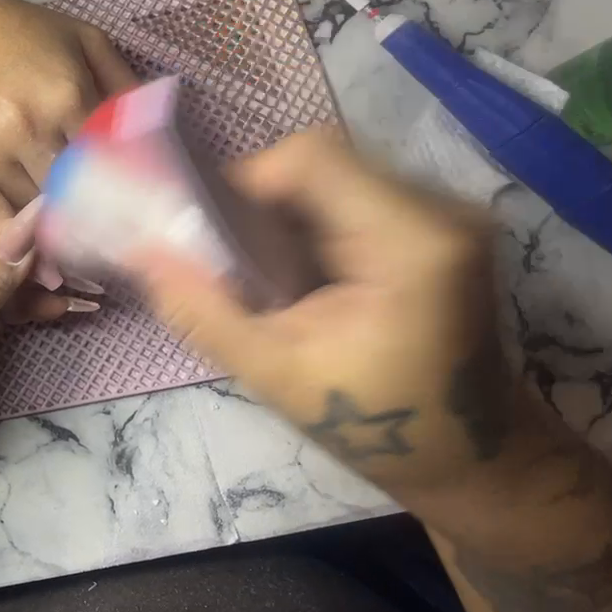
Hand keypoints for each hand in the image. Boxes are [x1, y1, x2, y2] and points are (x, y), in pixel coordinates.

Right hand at [0, 0, 137, 237]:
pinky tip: (25, 251)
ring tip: (67, 253)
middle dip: (88, 220)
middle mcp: (25, 129)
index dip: (123, 198)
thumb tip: (158, 138)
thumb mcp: (83, 40)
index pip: (109, 168)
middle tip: (106, 244)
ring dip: (49, 233)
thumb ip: (123, 86)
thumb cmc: (11, 30)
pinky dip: (8, 241)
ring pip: (29, 215)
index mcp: (65, 96)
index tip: (135, 223)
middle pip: (70, 197)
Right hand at [133, 129, 535, 492]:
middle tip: (227, 254)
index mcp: (407, 243)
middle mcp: (436, 209)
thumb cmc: (374, 422)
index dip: (243, 180)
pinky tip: (296, 269)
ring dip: (279, 207)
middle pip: (318, 158)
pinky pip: (349, 189)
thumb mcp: (270, 372)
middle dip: (256, 198)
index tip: (209, 231)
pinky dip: (305, 217)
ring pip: (330, 169)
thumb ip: (199, 310)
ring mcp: (443, 211)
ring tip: (262, 268)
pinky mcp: (435, 222)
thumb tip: (138, 252)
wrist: (474, 455)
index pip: (309, 157)